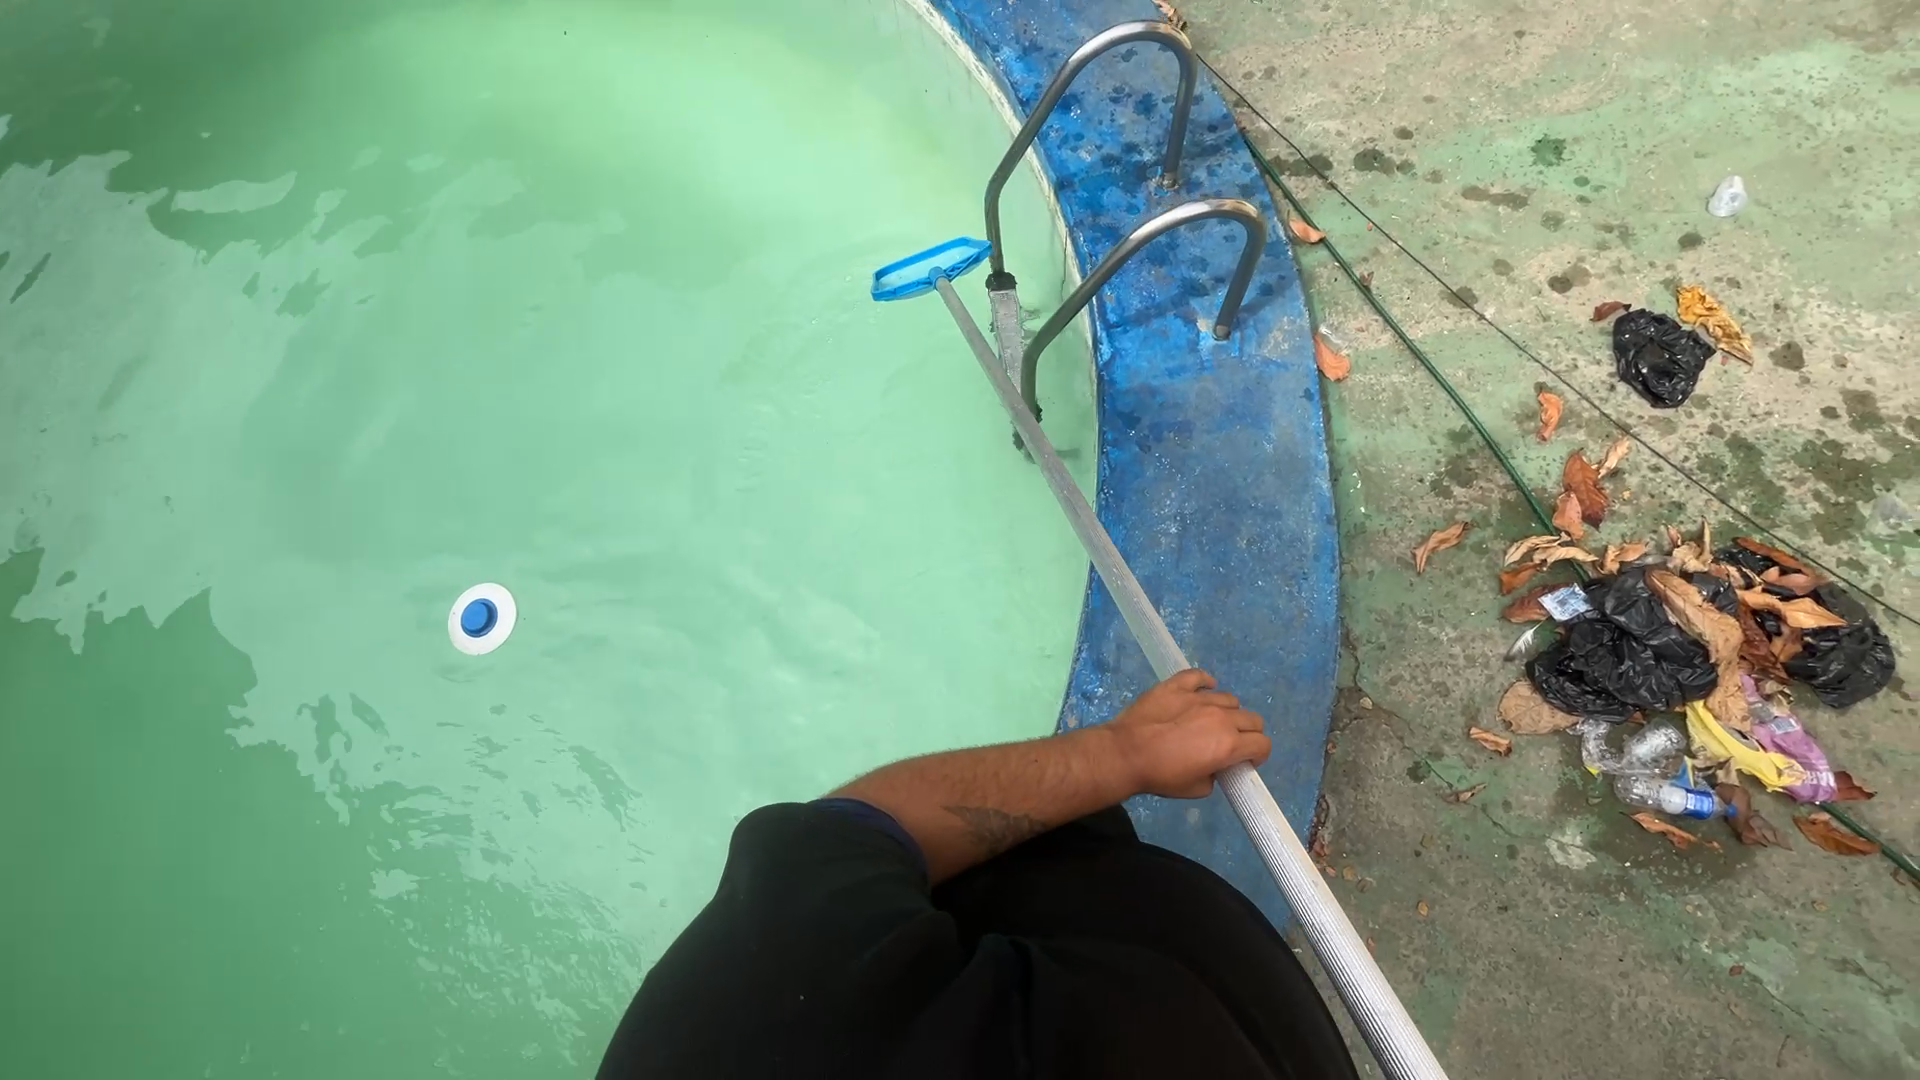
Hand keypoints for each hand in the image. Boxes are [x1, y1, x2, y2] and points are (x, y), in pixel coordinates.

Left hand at [1104, 669, 1269, 798]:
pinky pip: (1198, 676)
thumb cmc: (1161, 775)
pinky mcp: (1176, 685)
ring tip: (1210, 720)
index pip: (1262, 744)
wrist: (1125, 754)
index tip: (1245, 760)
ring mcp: (1198, 697)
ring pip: (1229, 698)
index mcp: (1229, 744)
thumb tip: (1215, 765)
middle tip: (1230, 743)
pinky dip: (1205, 682)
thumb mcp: (1198, 789)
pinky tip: (1203, 689)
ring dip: (1227, 711)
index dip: (1258, 755)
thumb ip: (1216, 775)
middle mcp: (1220, 717)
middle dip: (1248, 733)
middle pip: (1252, 719)